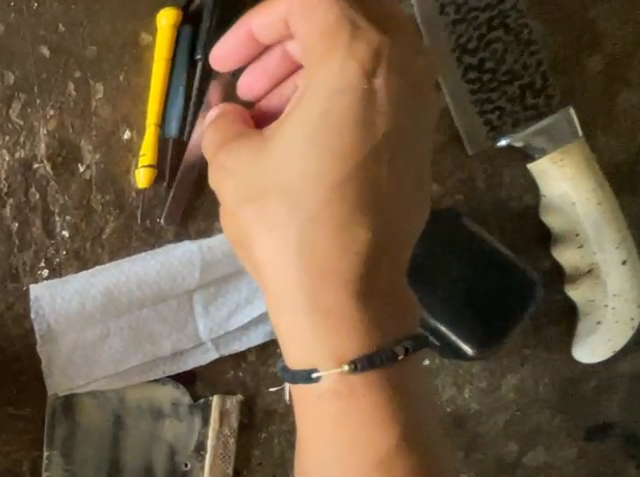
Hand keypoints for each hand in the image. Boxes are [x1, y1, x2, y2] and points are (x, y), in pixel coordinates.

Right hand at [201, 0, 437, 361]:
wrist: (344, 286)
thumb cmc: (286, 220)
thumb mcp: (233, 168)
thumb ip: (224, 126)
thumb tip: (228, 117)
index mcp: (356, 56)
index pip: (309, 1)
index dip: (257, 24)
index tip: (223, 66)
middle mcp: (401, 61)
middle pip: (346, 14)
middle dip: (287, 42)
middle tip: (245, 88)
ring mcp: (417, 97)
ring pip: (365, 50)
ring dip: (308, 72)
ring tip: (262, 121)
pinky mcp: (416, 133)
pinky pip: (377, 87)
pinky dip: (333, 97)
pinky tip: (296, 142)